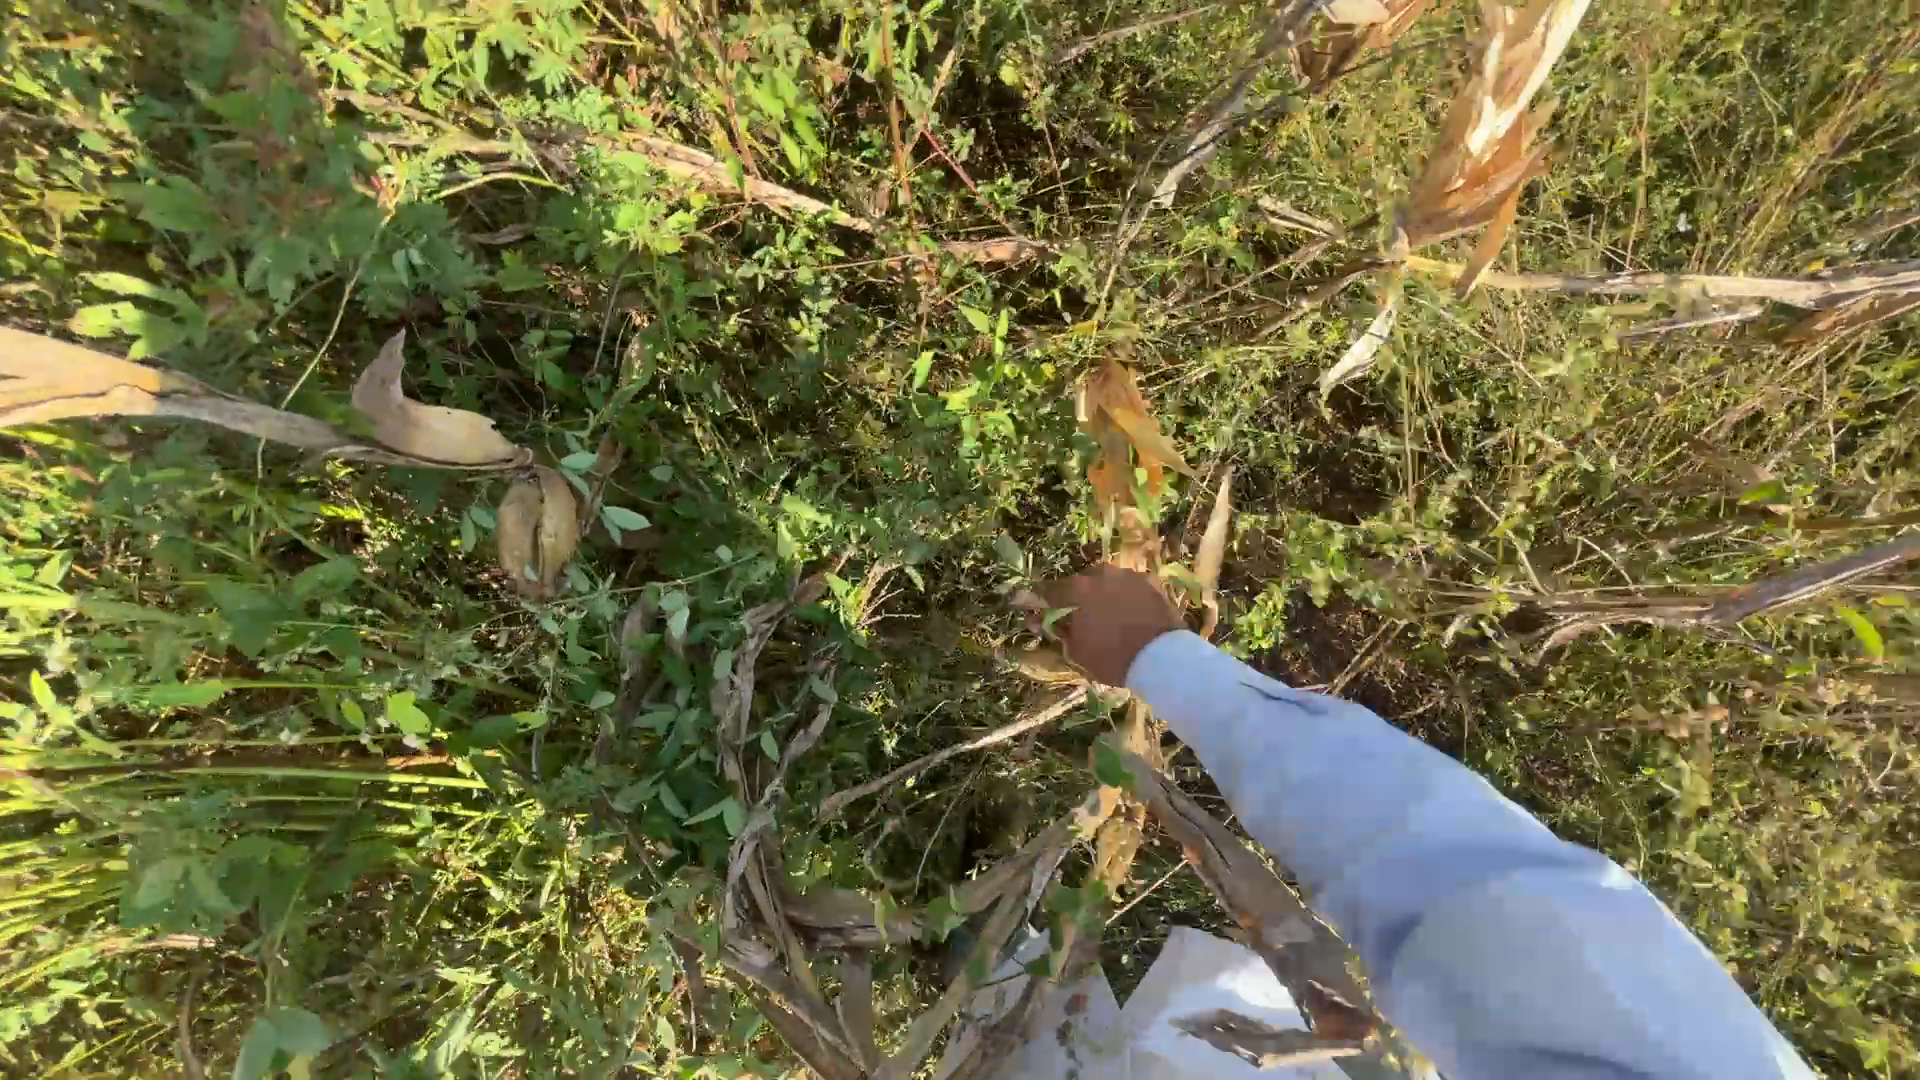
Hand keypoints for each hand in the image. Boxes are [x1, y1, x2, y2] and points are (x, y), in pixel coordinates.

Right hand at [1037, 565, 1183, 685]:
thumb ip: (1058, 632)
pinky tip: (1127, 612)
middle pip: (1080, 583)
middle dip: (1075, 596)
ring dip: (1101, 594)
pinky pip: (1129, 587)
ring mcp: (1127, 576)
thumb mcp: (1076, 651)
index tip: (1030, 605)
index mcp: (1077, 590)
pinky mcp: (1150, 583)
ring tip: (1106, 613)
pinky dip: (1124, 596)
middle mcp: (1100, 575)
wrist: (1162, 659)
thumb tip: (1041, 621)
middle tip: (1077, 615)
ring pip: (1106, 582)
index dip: (1037, 600)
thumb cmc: (1112, 657)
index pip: (1048, 591)